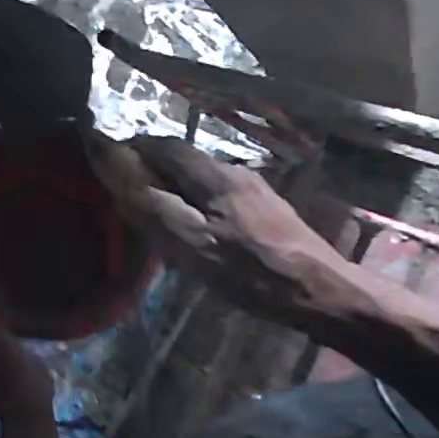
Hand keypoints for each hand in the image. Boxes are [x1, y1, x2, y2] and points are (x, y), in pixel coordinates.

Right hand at [84, 133, 331, 323]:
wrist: (325, 292)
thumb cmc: (253, 271)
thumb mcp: (195, 244)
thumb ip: (157, 209)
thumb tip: (122, 179)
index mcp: (215, 176)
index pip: (165, 145)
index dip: (135, 147)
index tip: (112, 160)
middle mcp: (234, 171)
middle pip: (183, 158)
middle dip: (154, 167)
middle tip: (133, 192)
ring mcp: (254, 188)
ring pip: (201, 176)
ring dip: (176, 185)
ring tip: (161, 213)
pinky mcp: (267, 207)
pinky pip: (218, 193)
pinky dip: (196, 200)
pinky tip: (197, 228)